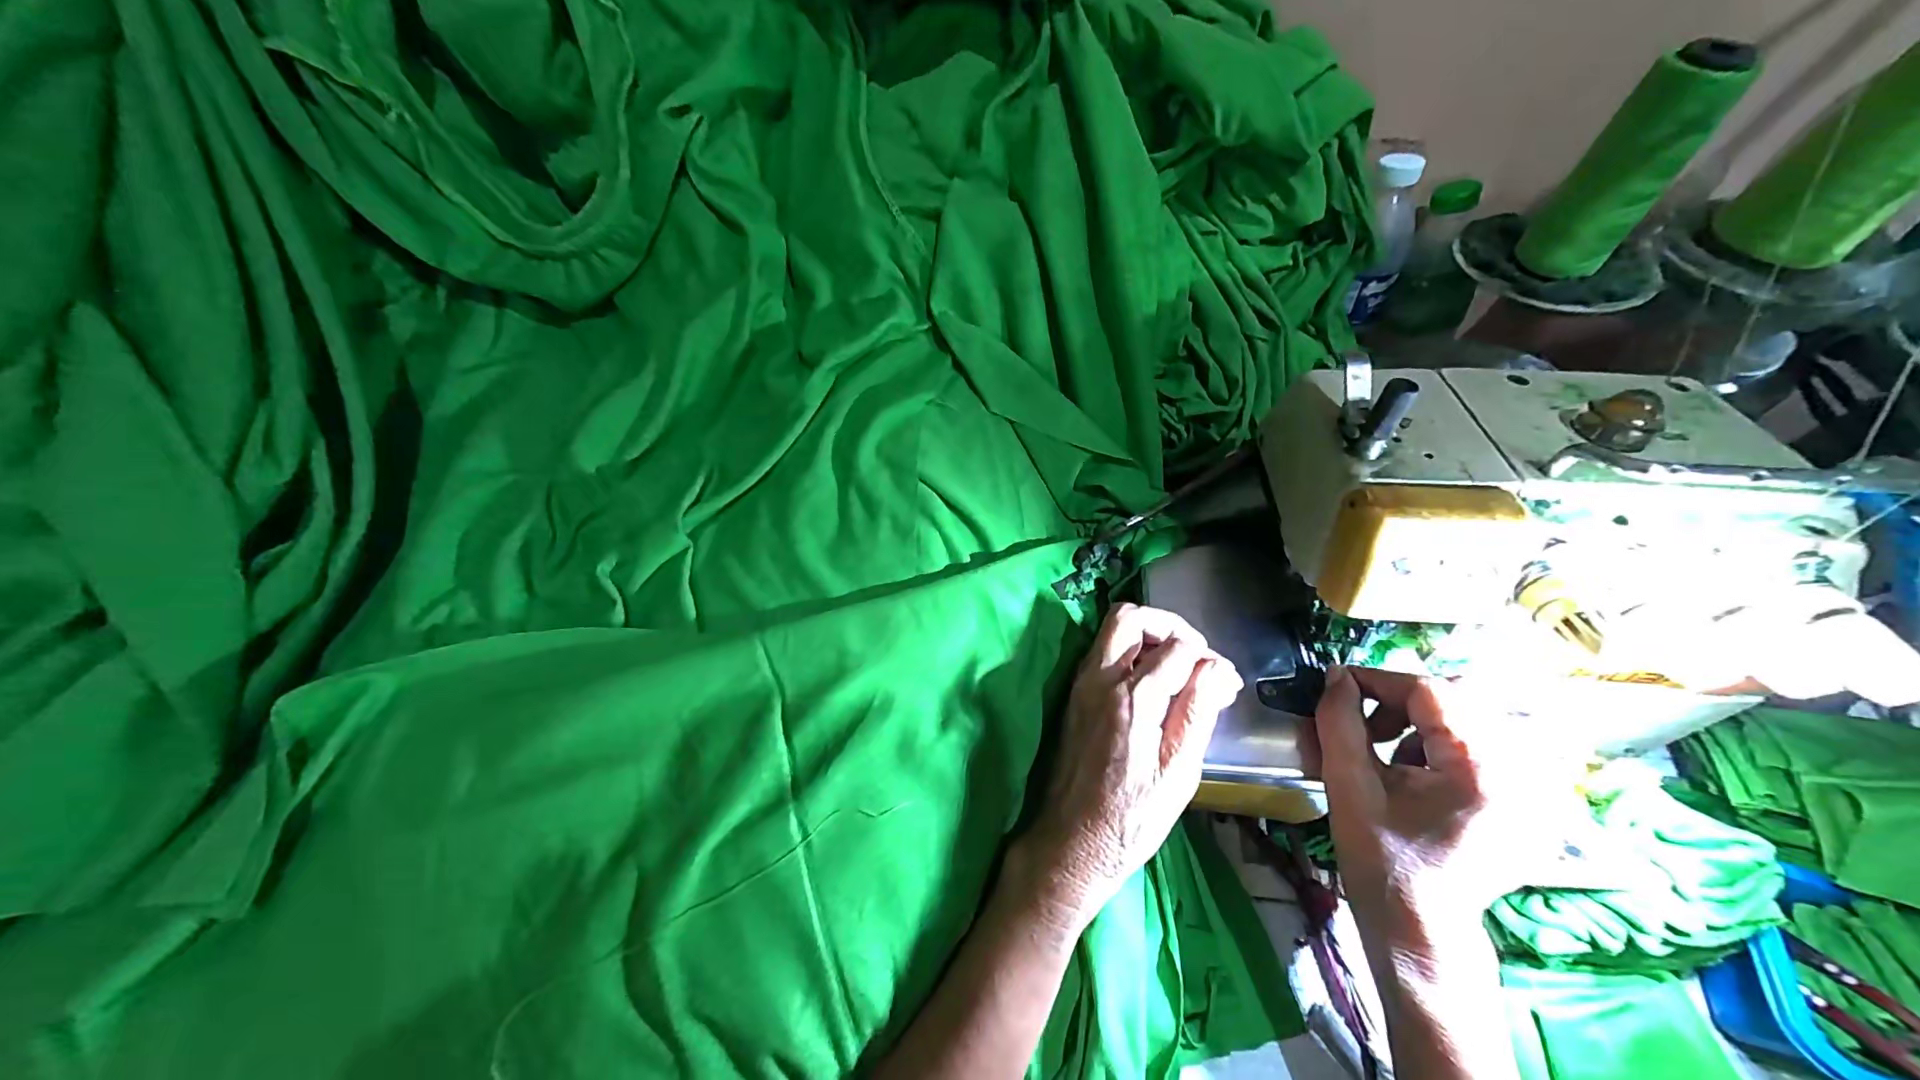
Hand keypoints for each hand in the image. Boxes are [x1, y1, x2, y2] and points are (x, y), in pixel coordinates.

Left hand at [1020, 603, 1242, 934]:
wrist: (1071, 840)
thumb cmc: (1131, 818)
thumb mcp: (1179, 772)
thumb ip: (1198, 712)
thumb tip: (1218, 668)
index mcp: (1133, 699)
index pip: (1177, 647)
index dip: (1210, 659)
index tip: (1225, 684)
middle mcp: (1099, 680)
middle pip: (1130, 616)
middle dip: (1169, 626)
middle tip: (1195, 656)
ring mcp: (1081, 685)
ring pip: (1111, 630)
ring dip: (1147, 635)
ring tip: (1177, 668)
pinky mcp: (1073, 695)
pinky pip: (1101, 651)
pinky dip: (1129, 651)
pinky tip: (1152, 682)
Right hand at [1305, 665, 1534, 1079]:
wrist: (1418, 926)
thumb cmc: (1380, 858)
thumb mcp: (1348, 784)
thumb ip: (1340, 722)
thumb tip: (1336, 676)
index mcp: (1481, 768)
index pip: (1430, 692)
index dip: (1377, 681)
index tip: (1337, 687)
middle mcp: (1520, 772)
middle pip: (1456, 700)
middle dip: (1400, 702)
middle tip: (1363, 724)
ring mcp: (1529, 789)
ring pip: (1469, 720)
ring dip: (1419, 722)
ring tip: (1384, 750)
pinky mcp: (1524, 801)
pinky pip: (1482, 746)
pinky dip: (1440, 744)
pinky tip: (1412, 772)